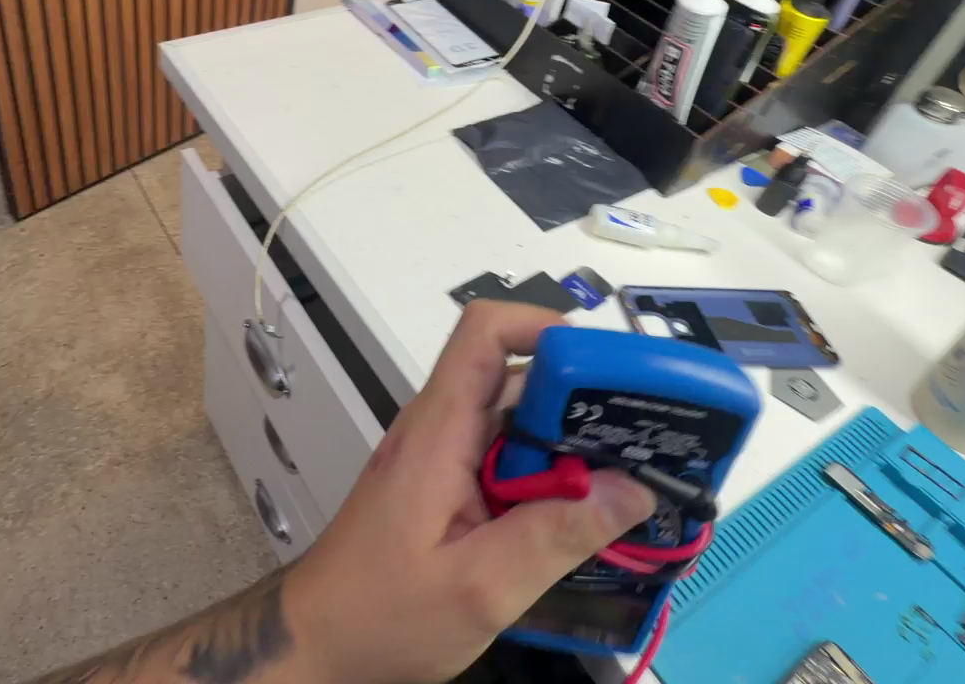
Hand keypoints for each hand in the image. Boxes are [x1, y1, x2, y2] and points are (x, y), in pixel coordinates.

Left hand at [282, 301, 656, 683]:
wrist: (321, 638)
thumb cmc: (384, 612)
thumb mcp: (480, 587)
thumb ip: (555, 537)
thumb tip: (632, 489)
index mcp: (440, 427)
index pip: (483, 332)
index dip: (542, 326)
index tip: (603, 369)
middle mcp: (442, 425)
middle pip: (513, 375)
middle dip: (578, 396)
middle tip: (643, 441)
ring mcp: (443, 453)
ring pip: (515, 420)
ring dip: (569, 444)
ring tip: (631, 481)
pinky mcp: (447, 482)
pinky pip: (505, 456)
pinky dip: (547, 476)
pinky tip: (584, 516)